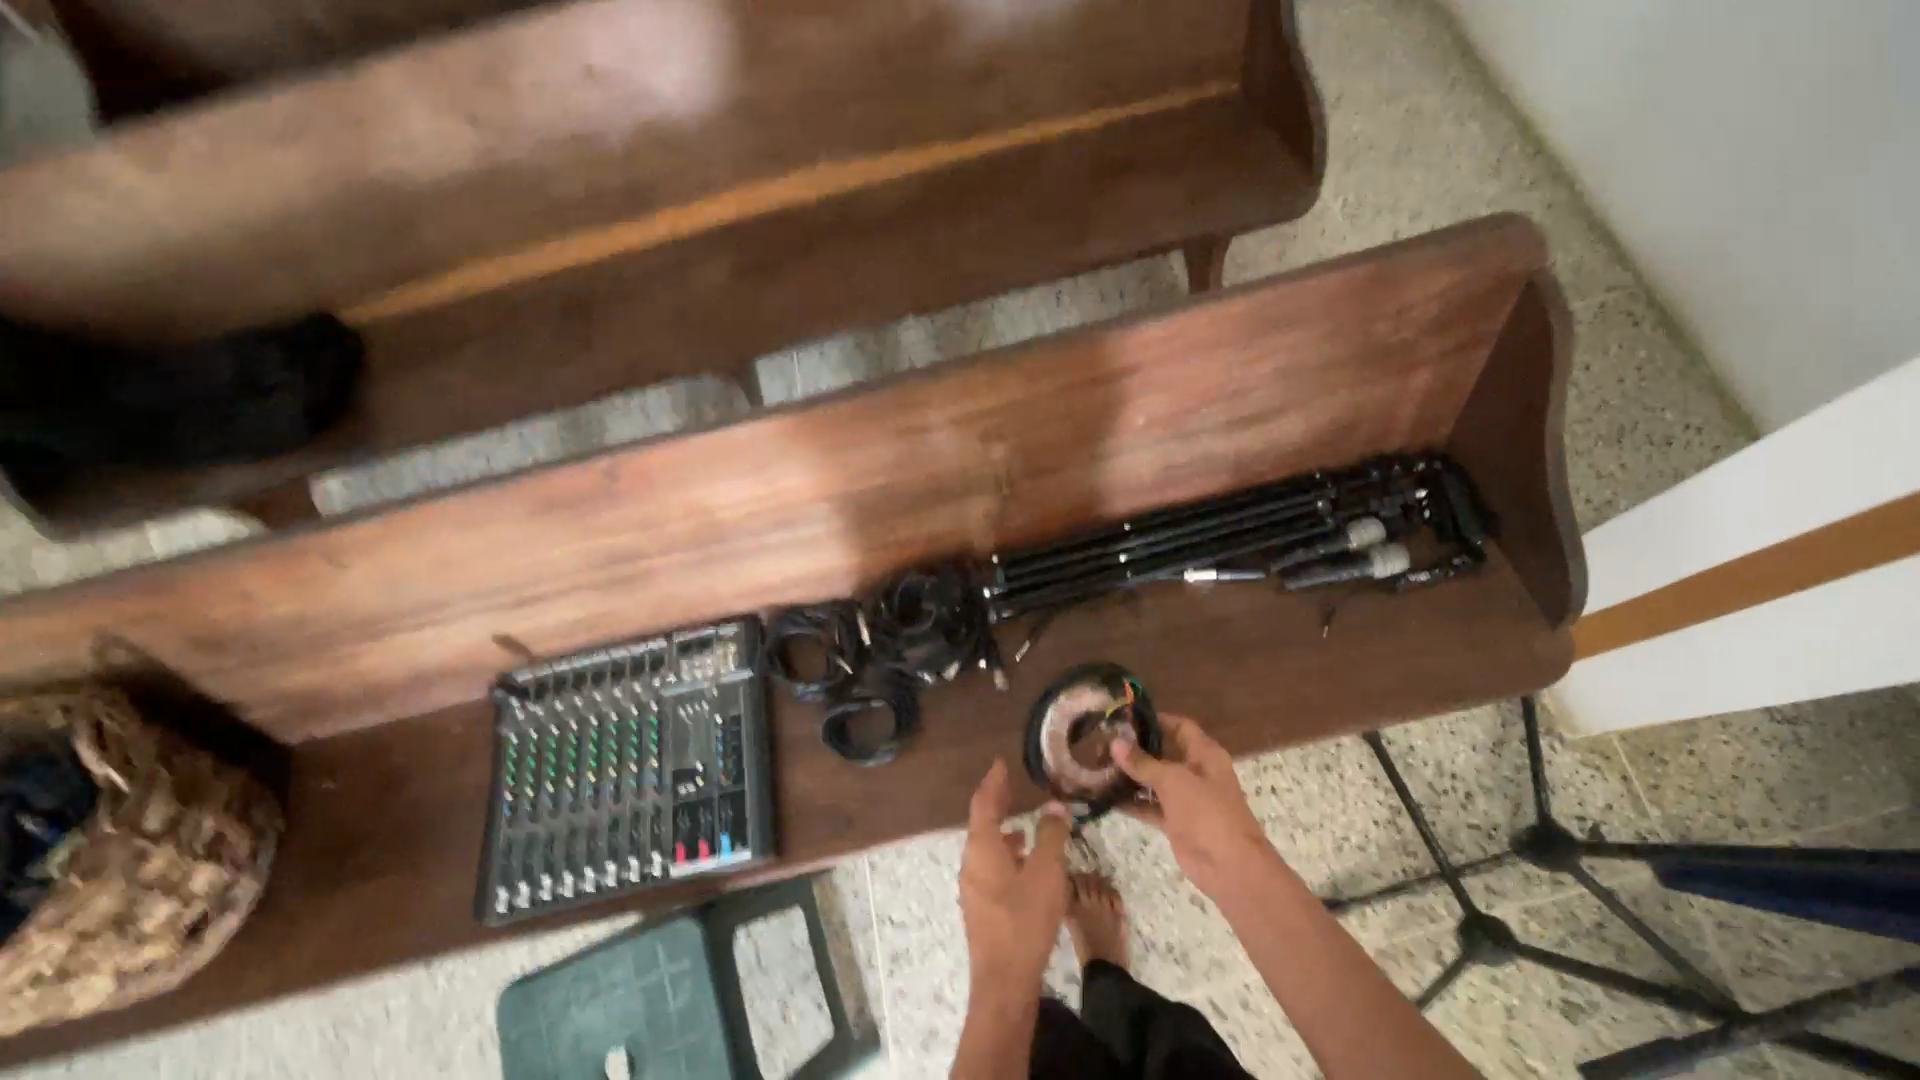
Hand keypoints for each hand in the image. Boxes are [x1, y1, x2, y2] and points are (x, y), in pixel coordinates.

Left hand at [958, 759, 1071, 989]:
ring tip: (1023, 827)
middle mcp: (971, 863)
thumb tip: (1054, 807)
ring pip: (986, 849)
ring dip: (1003, 833)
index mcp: (981, 848)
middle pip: (981, 824)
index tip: (1000, 763)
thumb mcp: (1047, 872)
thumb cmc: (1024, 920)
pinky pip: (991, 869)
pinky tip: (1024, 867)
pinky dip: (1005, 856)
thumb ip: (1050, 836)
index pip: (983, 803)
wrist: (1004, 980)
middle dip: (996, 805)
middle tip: (1011, 787)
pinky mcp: (981, 908)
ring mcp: (972, 888)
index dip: (992, 782)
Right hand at [1112, 714, 1273, 901]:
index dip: (1155, 719)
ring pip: (1154, 780)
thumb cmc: (1207, 813)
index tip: (1123, 716)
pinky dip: (1131, 802)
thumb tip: (1115, 742)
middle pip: (1164, 752)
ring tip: (1097, 765)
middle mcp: (1196, 772)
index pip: (1179, 726)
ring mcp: (1186, 798)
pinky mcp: (1175, 822)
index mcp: (1205, 754)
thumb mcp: (1174, 781)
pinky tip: (1104, 796)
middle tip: (1103, 740)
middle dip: (1136, 748)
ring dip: (1130, 775)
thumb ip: (1143, 762)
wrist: (1229, 866)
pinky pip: (1150, 806)